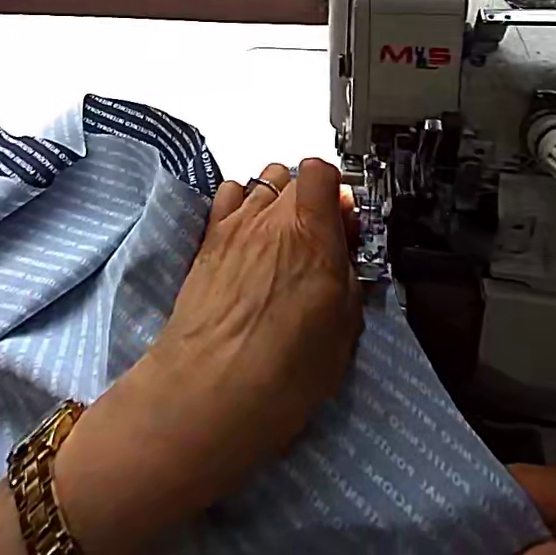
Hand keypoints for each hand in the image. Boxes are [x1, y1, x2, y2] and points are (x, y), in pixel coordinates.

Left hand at [52, 159, 363, 554]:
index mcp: (311, 233)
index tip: (344, 215)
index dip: (336, 187)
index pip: (321, 170)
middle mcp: (269, 217)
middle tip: (319, 233)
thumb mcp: (344, 327)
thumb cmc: (284, 368)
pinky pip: (227, 196)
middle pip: (292, 175)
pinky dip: (241, 202)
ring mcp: (234, 224)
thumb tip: (344, 247)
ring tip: (283, 233)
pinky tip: (248, 232)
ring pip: (259, 182)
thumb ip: (347, 272)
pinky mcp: (208, 237)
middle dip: (310, 197)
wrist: (212, 385)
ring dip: (276, 198)